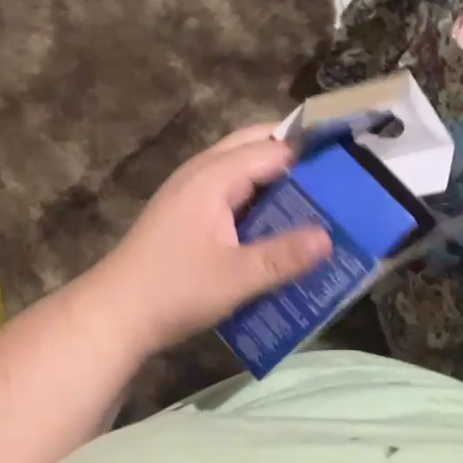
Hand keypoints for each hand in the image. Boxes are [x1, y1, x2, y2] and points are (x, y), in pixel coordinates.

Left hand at [89, 125, 331, 351]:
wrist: (114, 315)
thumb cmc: (173, 290)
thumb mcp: (236, 278)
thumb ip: (284, 256)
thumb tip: (330, 238)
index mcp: (214, 176)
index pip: (273, 148)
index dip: (311, 156)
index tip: (349, 169)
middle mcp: (201, 172)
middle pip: (255, 147)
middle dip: (293, 159)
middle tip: (334, 183)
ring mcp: (191, 191)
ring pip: (242, 169)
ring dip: (275, 180)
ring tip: (316, 203)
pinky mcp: (187, 213)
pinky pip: (231, 191)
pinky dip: (257, 198)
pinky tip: (277, 227)